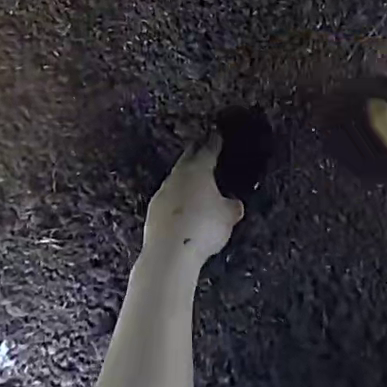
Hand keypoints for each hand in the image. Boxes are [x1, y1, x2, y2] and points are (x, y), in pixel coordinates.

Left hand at [143, 133, 243, 261]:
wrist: (169, 252)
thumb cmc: (204, 227)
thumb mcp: (228, 216)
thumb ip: (231, 206)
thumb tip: (233, 203)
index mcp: (199, 170)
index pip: (208, 150)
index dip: (214, 142)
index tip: (216, 134)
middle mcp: (178, 175)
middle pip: (187, 158)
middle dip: (195, 151)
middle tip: (201, 145)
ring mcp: (163, 192)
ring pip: (175, 176)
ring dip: (184, 175)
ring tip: (192, 177)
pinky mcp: (153, 210)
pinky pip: (168, 196)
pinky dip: (176, 195)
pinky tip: (180, 204)